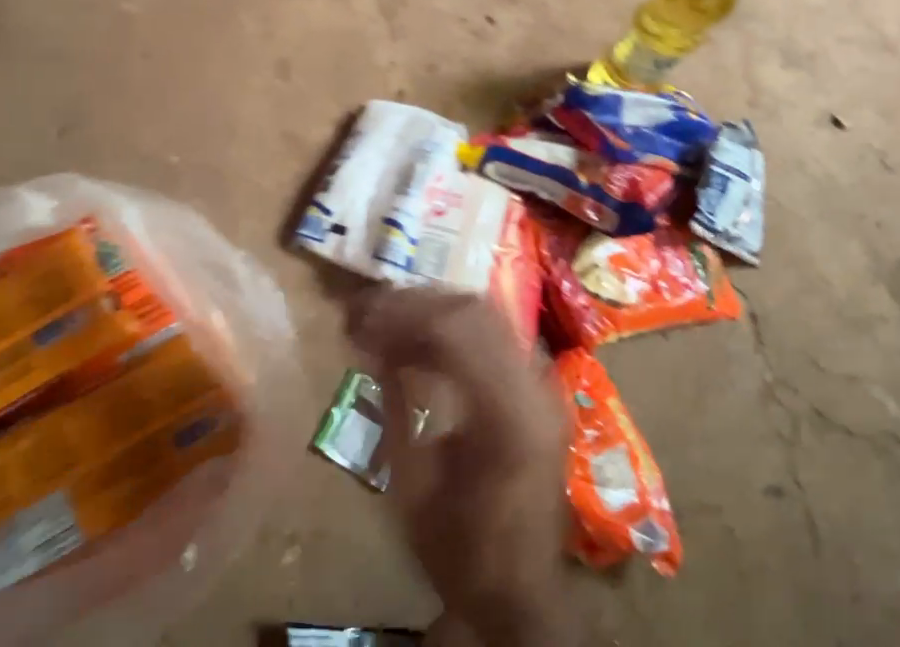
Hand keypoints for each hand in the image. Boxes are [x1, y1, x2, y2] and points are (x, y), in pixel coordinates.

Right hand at [350, 291, 567, 646]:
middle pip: (473, 309)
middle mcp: (536, 390)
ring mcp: (546, 390)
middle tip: (364, 315)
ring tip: (384, 327)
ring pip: (487, 316)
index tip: (353, 318)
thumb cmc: (459, 550)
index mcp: (506, 414)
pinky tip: (416, 348)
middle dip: (412, 303)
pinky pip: (496, 339)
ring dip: (432, 312)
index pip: (453, 327)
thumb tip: (371, 345)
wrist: (519, 597)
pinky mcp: (541, 397)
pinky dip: (453, 333)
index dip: (397, 312)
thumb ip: (396, 403)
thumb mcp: (412, 481)